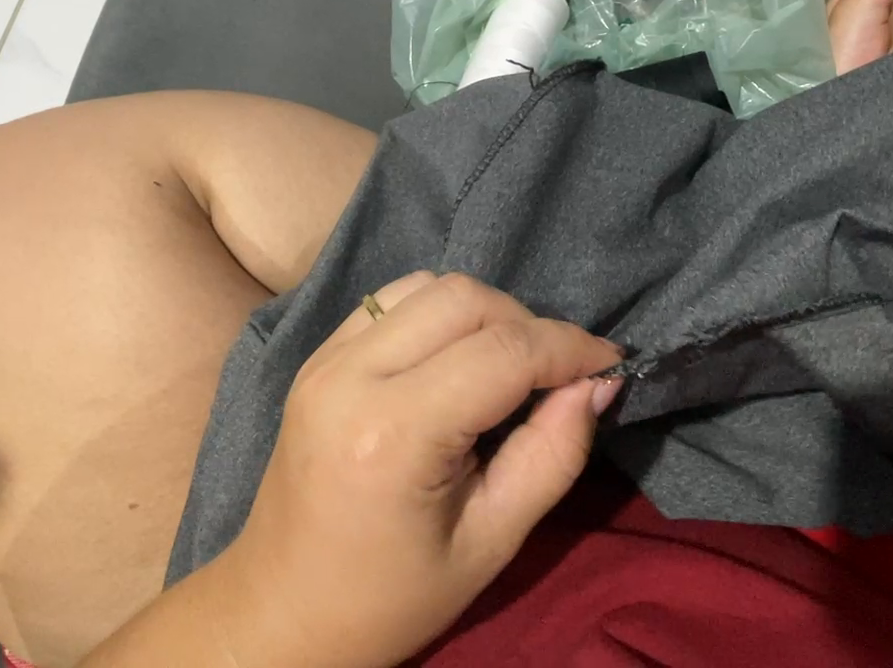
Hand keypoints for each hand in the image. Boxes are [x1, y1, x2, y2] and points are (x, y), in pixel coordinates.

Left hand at [206, 271, 623, 667]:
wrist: (282, 607)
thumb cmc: (392, 596)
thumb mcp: (490, 542)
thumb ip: (552, 455)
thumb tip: (595, 383)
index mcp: (393, 432)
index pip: (502, 353)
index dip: (568, 348)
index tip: (609, 362)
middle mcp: (351, 374)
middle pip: (464, 298)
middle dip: (527, 324)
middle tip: (556, 374)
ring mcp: (325, 357)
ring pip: (428, 285)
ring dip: (484, 311)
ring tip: (507, 365)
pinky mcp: (317, 354)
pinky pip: (392, 299)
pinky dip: (439, 312)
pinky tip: (455, 356)